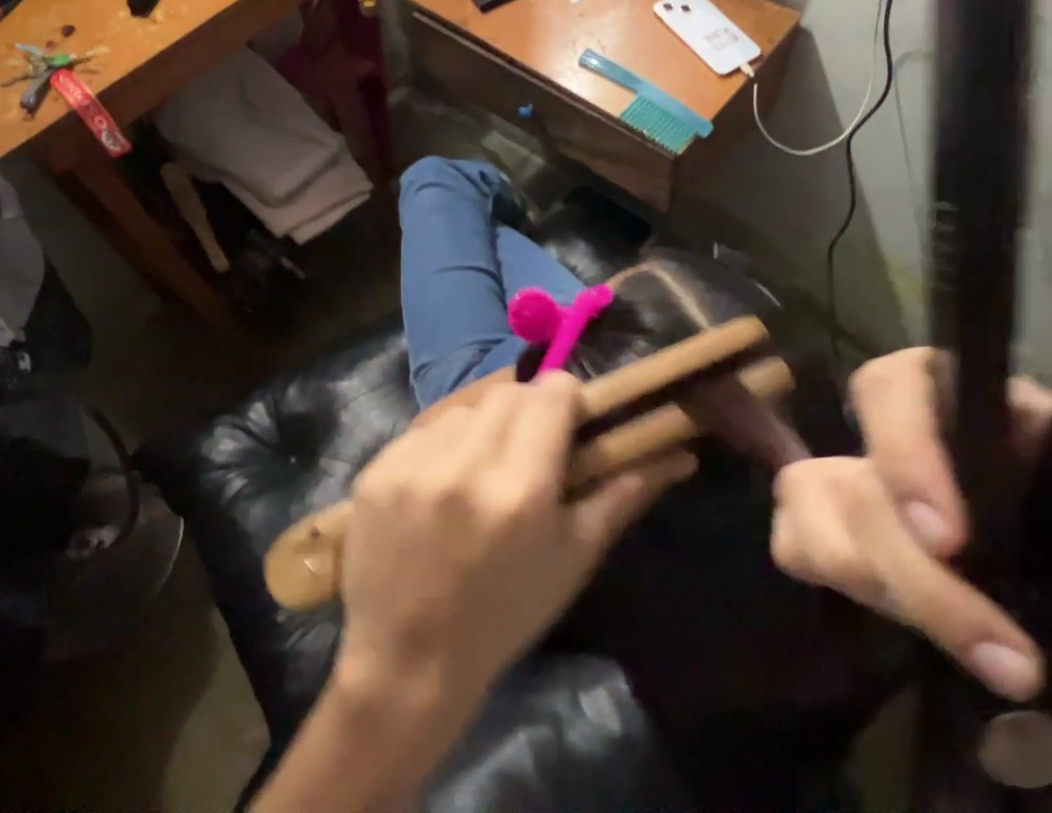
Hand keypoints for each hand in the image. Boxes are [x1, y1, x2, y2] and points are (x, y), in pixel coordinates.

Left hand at [337, 372, 696, 698]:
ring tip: (481, 472)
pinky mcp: (374, 471)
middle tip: (529, 453)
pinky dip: (441, 445)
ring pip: (465, 407)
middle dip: (528, 413)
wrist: (409, 661)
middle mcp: (464, 466)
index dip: (568, 401)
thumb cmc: (506, 614)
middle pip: (510, 393)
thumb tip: (678, 453)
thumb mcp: (575, 558)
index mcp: (521, 490)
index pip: (552, 391)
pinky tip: (441, 487)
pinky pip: (422, 430)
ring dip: (482, 428)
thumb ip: (623, 494)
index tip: (569, 427)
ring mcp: (411, 466)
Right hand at [769, 347, 1051, 705]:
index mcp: (990, 408)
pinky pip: (798, 549)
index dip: (900, 443)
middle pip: (849, 472)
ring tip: (996, 667)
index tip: (951, 532)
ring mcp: (880, 502)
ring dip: (887, 596)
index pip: (900, 382)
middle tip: (1002, 648)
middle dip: (908, 568)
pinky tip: (909, 638)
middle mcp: (920, 446)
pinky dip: (841, 590)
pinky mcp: (865, 563)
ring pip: (812, 518)